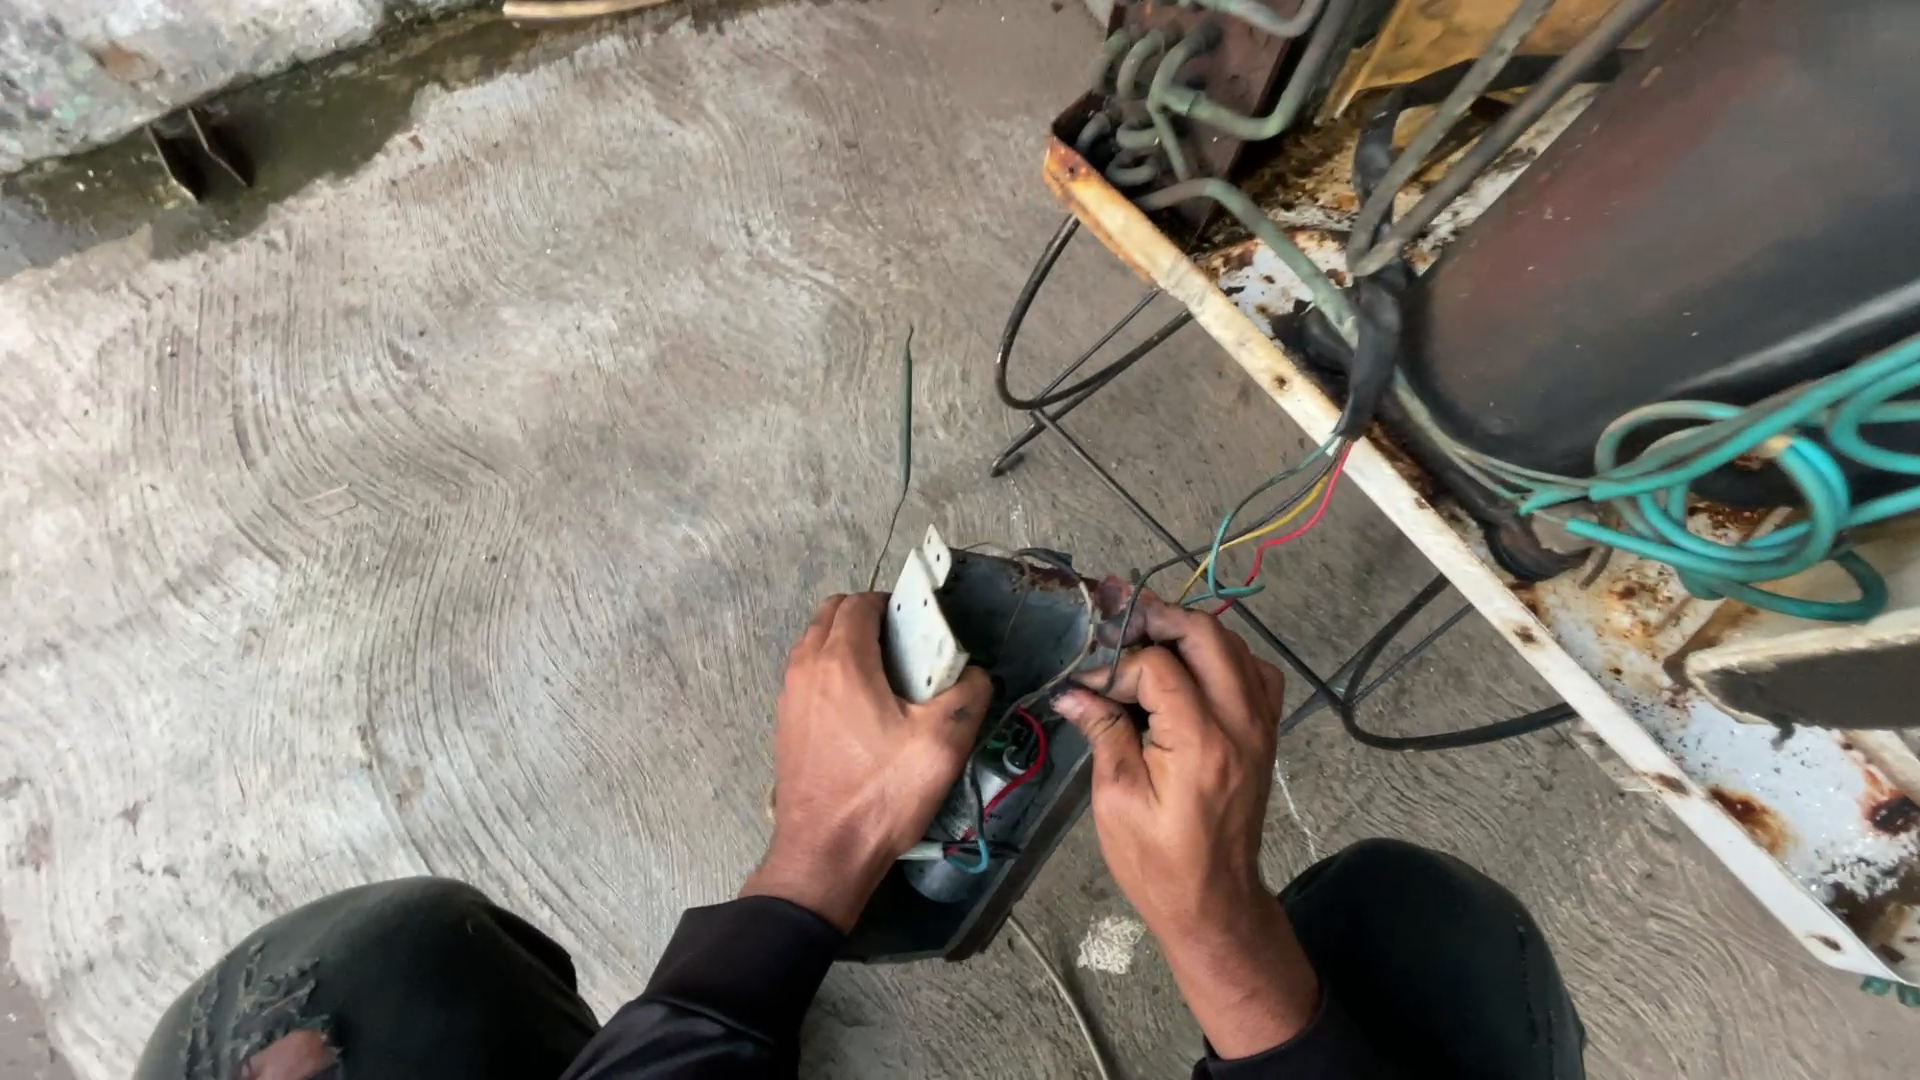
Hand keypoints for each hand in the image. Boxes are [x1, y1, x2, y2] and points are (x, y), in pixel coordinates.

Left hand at [740, 592, 991, 931]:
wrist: (824, 854)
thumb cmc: (882, 793)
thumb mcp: (943, 743)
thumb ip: (969, 693)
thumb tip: (974, 674)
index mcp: (841, 660)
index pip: (861, 602)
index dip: (892, 604)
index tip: (920, 627)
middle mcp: (807, 666)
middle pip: (832, 612)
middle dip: (867, 615)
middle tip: (905, 646)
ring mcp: (789, 693)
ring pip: (816, 640)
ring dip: (847, 640)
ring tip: (886, 675)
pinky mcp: (785, 720)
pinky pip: (808, 670)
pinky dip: (831, 667)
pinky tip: (861, 705)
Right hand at [1054, 590, 1318, 1057]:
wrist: (1215, 902)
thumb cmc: (1156, 860)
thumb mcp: (1117, 797)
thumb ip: (1103, 731)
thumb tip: (1072, 688)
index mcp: (1200, 742)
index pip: (1157, 666)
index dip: (1116, 664)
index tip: (1086, 682)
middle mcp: (1240, 723)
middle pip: (1207, 635)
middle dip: (1158, 618)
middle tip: (1119, 620)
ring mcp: (1260, 726)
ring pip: (1235, 645)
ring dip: (1189, 631)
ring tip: (1146, 635)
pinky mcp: (1264, 733)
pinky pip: (1255, 671)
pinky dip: (1223, 654)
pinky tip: (1192, 665)